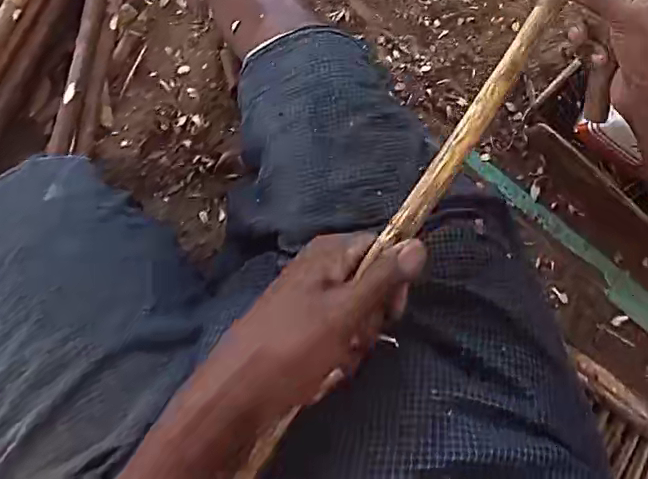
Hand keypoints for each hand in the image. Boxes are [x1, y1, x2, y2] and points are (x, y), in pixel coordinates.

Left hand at [201, 232, 426, 426]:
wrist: (228, 404)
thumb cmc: (290, 349)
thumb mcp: (345, 312)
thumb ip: (385, 278)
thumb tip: (419, 243)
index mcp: (330, 252)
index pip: (383, 248)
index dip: (393, 280)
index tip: (391, 313)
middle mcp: (320, 268)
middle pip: (371, 282)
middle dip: (370, 319)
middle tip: (355, 340)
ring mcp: (308, 300)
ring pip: (355, 315)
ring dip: (353, 344)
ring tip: (333, 363)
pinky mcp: (299, 329)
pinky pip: (335, 336)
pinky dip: (334, 357)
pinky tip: (319, 375)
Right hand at [563, 0, 647, 144]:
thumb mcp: (625, 16)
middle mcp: (637, 19)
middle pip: (601, 3)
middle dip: (585, 8)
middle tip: (569, 4)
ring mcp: (623, 41)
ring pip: (592, 27)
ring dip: (585, 33)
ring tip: (581, 38)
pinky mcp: (611, 61)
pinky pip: (591, 48)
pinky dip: (591, 53)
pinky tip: (598, 61)